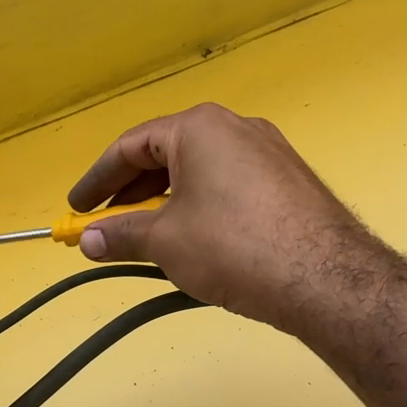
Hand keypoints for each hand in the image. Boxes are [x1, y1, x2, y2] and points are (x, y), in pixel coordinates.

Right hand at [67, 103, 362, 324]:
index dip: (97, 180)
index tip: (76, 208)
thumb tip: (87, 242)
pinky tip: (196, 237)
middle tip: (106, 223)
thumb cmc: (234, 247)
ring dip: (165, 200)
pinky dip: (200, 204)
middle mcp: (233, 126)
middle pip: (165, 154)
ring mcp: (268, 150)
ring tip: (148, 235)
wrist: (330, 280)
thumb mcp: (166, 242)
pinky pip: (229, 183)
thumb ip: (120, 235)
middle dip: (131, 192)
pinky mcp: (290, 179)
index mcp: (198, 127)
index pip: (130, 147)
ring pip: (199, 169)